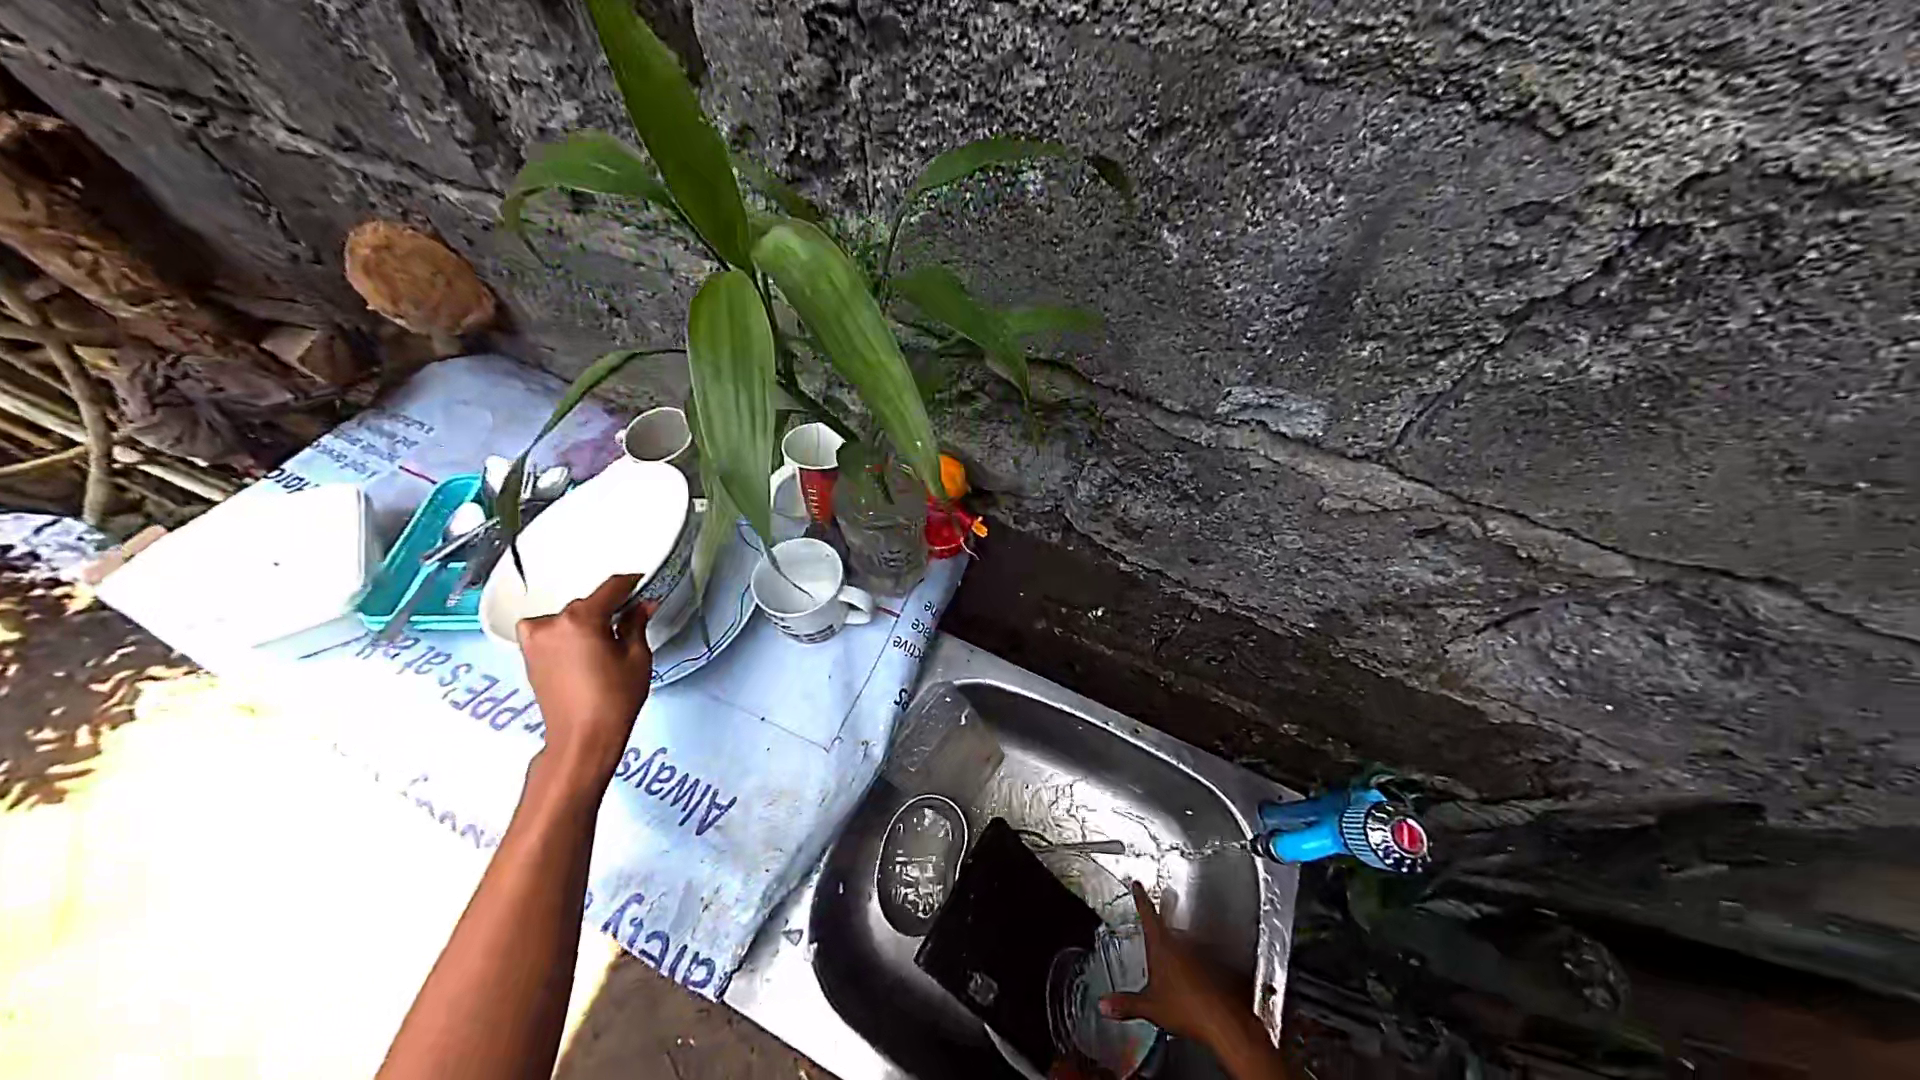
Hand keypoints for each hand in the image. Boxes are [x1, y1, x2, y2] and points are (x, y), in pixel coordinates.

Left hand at [517, 573, 652, 779]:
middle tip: (631, 620)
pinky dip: (569, 636)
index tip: (641, 583)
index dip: (630, 583)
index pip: (611, 588)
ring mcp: (534, 641)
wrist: (582, 737)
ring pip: (567, 619)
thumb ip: (636, 623)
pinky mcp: (529, 658)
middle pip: (587, 604)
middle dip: (609, 609)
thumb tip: (641, 606)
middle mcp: (550, 624)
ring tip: (607, 642)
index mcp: (580, 618)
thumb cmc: (612, 700)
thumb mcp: (637, 656)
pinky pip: (552, 634)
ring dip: (586, 623)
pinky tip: (588, 653)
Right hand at [1100, 882, 1243, 1042]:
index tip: (1137, 885)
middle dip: (1167, 907)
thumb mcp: (1150, 1007)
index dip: (1141, 898)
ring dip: (1183, 930)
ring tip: (1181, 931)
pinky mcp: (1217, 964)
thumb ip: (1125, 1004)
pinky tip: (1201, 962)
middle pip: (1171, 919)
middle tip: (1166, 895)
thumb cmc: (1187, 1009)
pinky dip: (1200, 952)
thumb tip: (1104, 1004)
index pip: (1148, 915)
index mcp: (1161, 946)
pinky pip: (1205, 951)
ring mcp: (1201, 952)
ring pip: (1189, 934)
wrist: (1224, 1022)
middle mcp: (1181, 943)